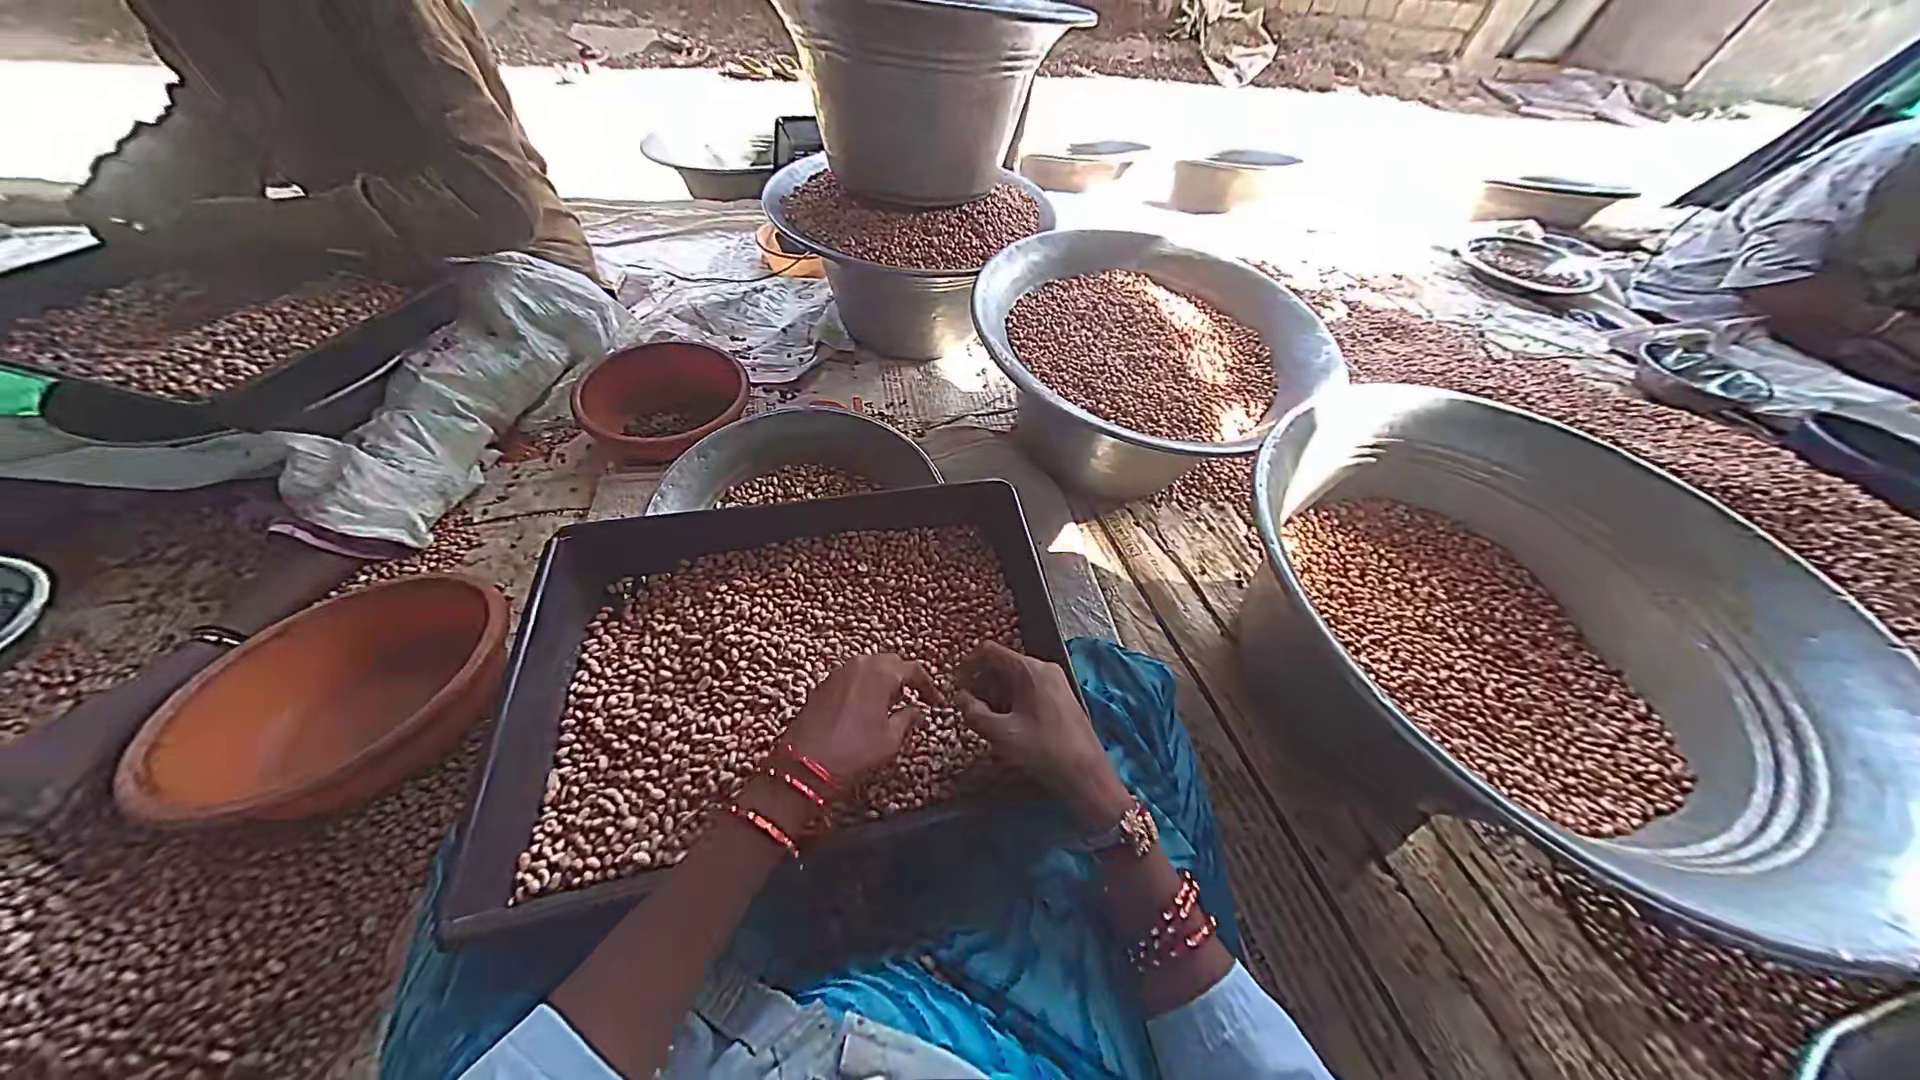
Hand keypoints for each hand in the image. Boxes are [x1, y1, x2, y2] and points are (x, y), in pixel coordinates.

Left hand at [781, 654, 942, 786]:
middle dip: (905, 679)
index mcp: (880, 673)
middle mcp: (859, 665)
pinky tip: (866, 708)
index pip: (913, 669)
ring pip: (868, 667)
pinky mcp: (822, 685)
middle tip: (914, 699)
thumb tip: (917, 712)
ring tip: (890, 705)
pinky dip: (863, 686)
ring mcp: (837, 673)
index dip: (928, 685)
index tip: (935, 701)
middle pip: (890, 663)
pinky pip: (851, 677)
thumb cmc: (851, 752)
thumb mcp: (890, 739)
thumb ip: (908, 719)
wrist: (803, 766)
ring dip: (882, 681)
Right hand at [955, 642, 1128, 824]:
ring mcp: (1055, 682)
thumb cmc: (1044, 751)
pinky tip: (1010, 727)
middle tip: (972, 709)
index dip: (969, 665)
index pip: (990, 651)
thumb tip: (961, 698)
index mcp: (1029, 669)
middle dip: (983, 685)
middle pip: (1002, 665)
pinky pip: (1029, 689)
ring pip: (1015, 679)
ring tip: (991, 723)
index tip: (958, 685)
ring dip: (998, 697)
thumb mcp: (1000, 734)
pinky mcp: (1061, 697)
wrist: (1086, 773)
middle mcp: (1044, 668)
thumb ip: (974, 712)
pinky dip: (1014, 702)